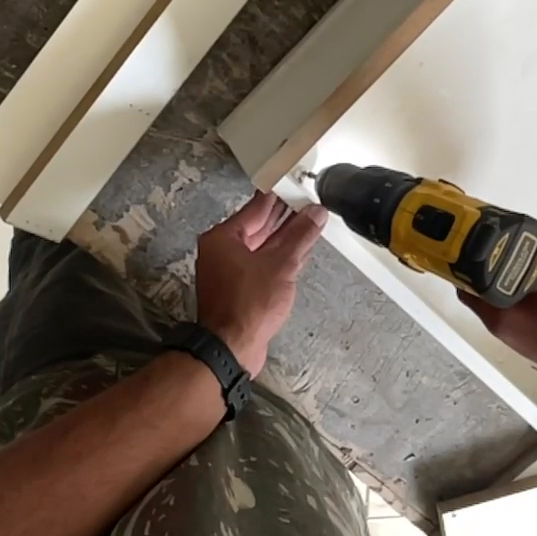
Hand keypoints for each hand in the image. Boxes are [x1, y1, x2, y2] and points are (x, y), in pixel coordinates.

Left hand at [194, 192, 328, 373]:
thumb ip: (300, 237)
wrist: (231, 349)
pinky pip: (259, 265)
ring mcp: (227, 271)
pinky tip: (297, 254)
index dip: (280, 196)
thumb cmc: (248, 306)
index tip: (298, 186)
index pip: (257, 207)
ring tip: (309, 225)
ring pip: (260, 247)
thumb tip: (315, 214)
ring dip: (284, 239)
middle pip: (258, 226)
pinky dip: (277, 259)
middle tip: (309, 204)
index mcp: (223, 237)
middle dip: (285, 217)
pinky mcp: (236, 289)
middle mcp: (221, 250)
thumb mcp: (281, 265)